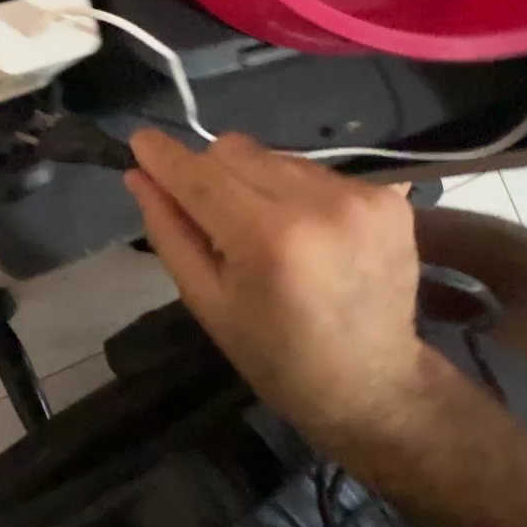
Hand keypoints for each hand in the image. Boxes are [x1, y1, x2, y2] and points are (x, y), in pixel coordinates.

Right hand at [125, 130, 427, 437]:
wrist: (372, 385)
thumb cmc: (273, 354)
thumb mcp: (205, 301)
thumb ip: (169, 231)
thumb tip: (138, 176)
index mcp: (266, 238)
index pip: (199, 175)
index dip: (163, 156)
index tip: (139, 140)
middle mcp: (317, 203)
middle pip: (233, 150)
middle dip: (207, 174)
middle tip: (210, 218)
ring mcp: (360, 195)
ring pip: (272, 155)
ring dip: (252, 181)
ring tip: (264, 231)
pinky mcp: (388, 196)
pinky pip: (312, 169)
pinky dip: (293, 191)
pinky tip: (302, 233)